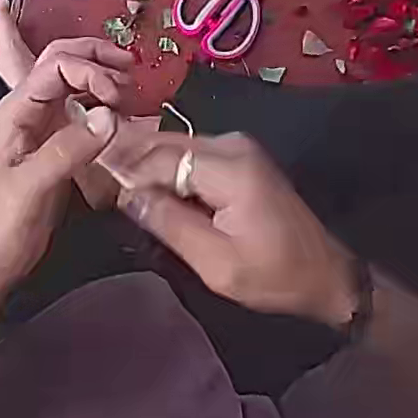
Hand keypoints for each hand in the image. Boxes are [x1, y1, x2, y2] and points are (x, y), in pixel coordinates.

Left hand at [0, 0, 126, 207]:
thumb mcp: (31, 186)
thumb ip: (69, 149)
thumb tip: (109, 116)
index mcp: (14, 111)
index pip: (56, 67)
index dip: (90, 71)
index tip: (116, 94)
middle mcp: (29, 111)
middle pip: (62, 61)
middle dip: (95, 56)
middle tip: (128, 66)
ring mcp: (43, 127)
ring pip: (74, 83)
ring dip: (102, 76)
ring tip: (130, 85)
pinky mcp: (58, 145)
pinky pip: (83, 111)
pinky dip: (104, 103)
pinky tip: (122, 112)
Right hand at [117, 133, 359, 327]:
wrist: (325, 271)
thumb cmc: (273, 274)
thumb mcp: (217, 263)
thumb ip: (170, 224)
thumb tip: (127, 195)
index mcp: (230, 166)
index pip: (163, 158)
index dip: (128, 172)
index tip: (97, 185)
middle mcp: (232, 143)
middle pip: (168, 143)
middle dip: (131, 157)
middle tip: (93, 169)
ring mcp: (237, 145)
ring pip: (177, 145)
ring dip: (145, 159)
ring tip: (108, 171)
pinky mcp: (238, 154)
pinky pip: (191, 153)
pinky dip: (165, 164)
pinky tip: (143, 178)